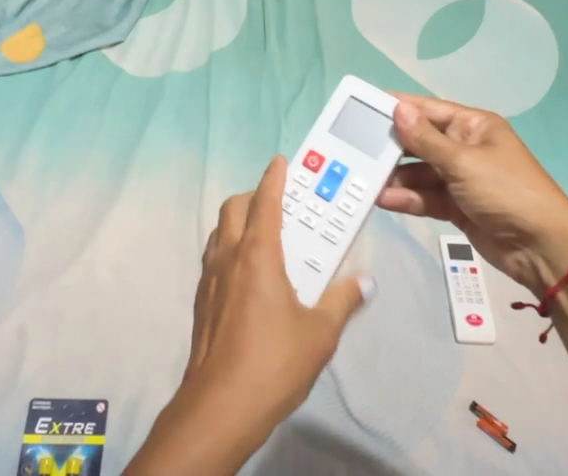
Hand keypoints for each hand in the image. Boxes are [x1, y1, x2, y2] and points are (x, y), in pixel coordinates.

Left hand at [127, 157, 371, 473]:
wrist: (219, 407)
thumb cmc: (273, 362)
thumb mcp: (320, 333)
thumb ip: (343, 301)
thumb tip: (365, 281)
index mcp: (257, 255)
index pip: (265, 201)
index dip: (274, 178)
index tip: (280, 161)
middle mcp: (229, 258)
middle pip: (234, 208)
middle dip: (254, 197)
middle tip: (280, 203)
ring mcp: (209, 280)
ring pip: (220, 232)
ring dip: (239, 223)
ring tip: (267, 237)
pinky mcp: (202, 303)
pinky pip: (215, 259)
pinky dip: (231, 251)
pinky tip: (250, 278)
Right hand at [378, 94, 567, 295]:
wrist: (542, 247)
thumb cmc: (507, 191)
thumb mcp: (464, 162)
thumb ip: (426, 140)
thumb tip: (398, 110)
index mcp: (473, 126)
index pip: (429, 111)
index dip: (398, 108)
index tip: (364, 106)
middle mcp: (465, 148)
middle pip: (421, 142)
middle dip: (392, 147)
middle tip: (356, 148)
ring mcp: (461, 179)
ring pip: (420, 172)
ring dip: (396, 178)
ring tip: (365, 181)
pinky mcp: (457, 206)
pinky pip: (426, 197)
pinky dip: (407, 198)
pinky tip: (384, 200)